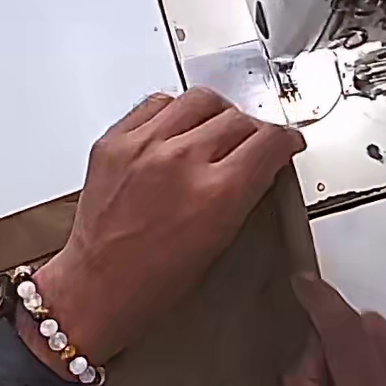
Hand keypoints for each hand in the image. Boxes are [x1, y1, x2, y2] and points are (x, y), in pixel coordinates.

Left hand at [33, 88, 304, 362]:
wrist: (99, 286)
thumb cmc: (154, 280)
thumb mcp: (220, 240)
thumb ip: (245, 192)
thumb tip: (259, 162)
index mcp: (217, 194)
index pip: (269, 141)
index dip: (285, 140)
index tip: (285, 142)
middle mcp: (181, 161)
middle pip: (238, 118)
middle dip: (252, 132)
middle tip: (249, 144)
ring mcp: (143, 146)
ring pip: (200, 100)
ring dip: (216, 114)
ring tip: (213, 131)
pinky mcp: (113, 140)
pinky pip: (155, 103)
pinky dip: (174, 112)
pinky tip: (176, 129)